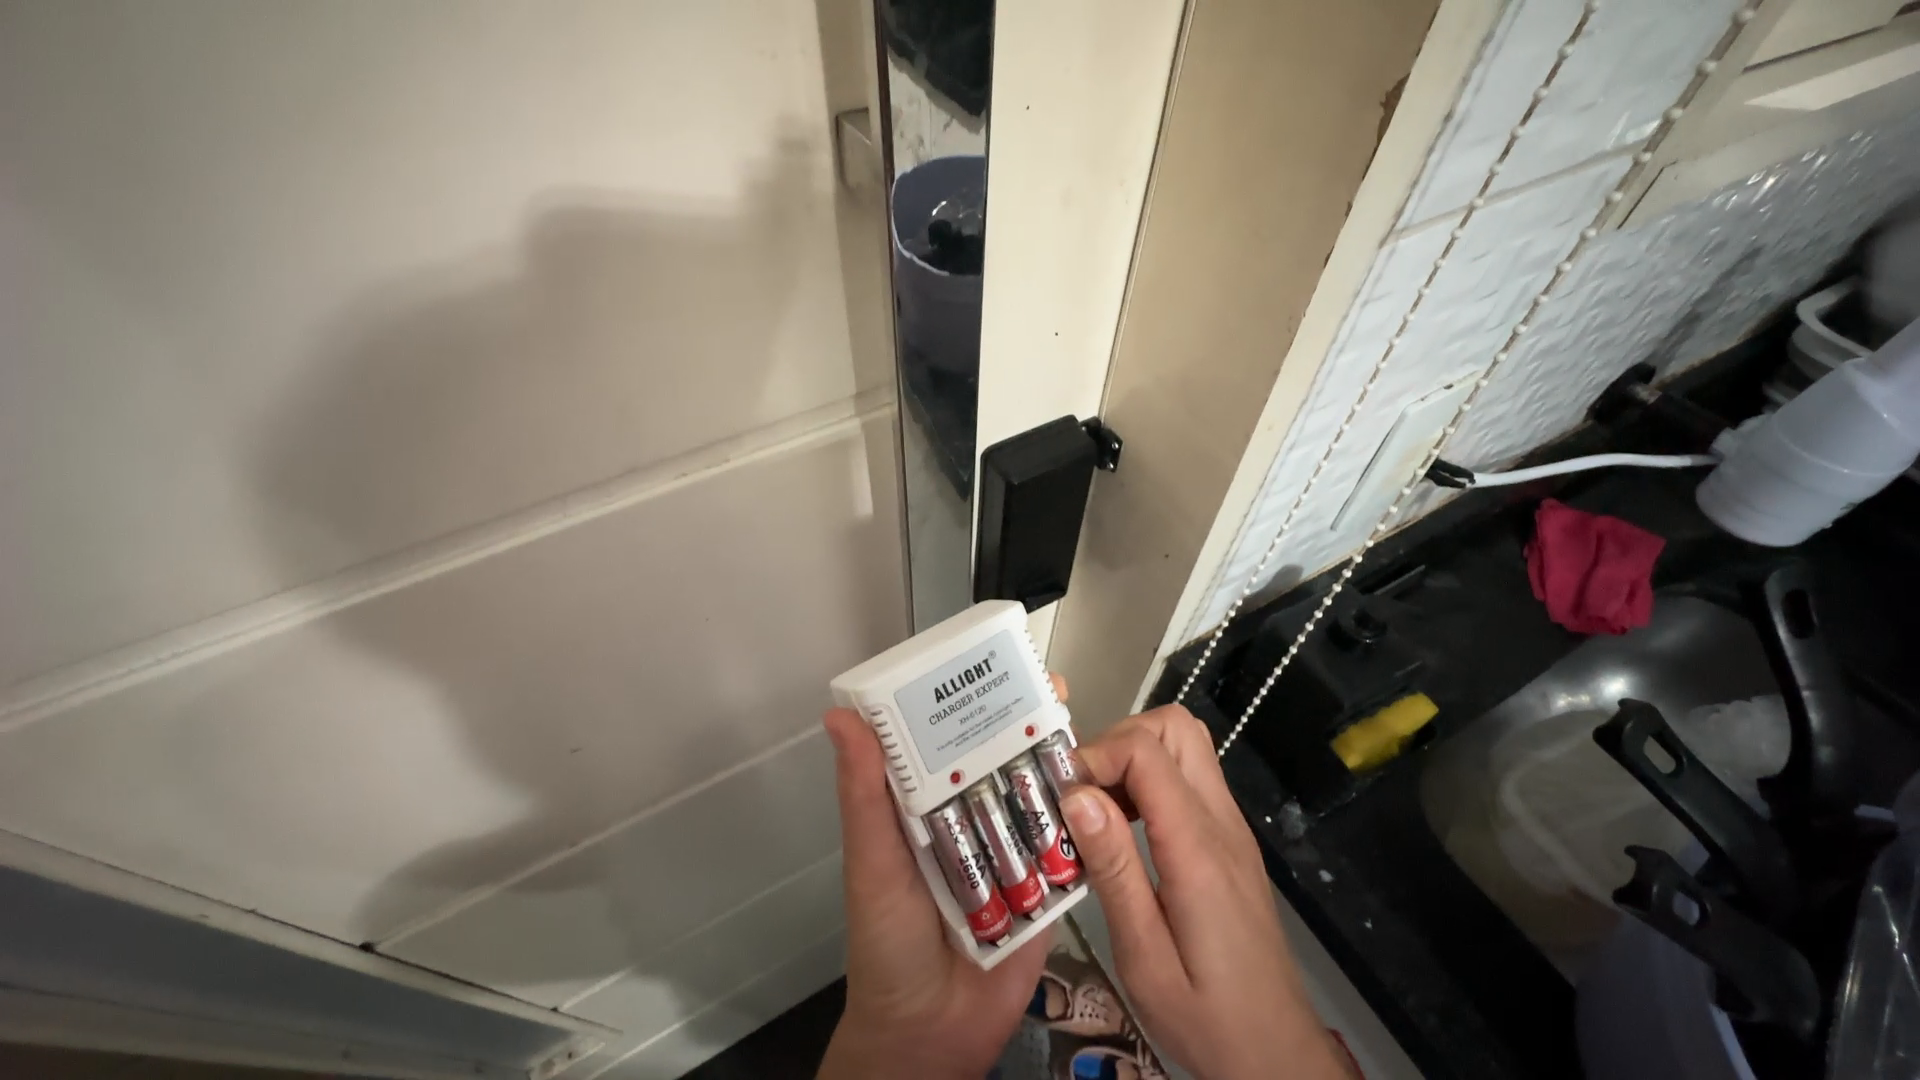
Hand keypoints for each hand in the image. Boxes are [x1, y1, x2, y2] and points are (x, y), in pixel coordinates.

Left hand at [815, 678, 1068, 1077]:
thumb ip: (863, 797)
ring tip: (1092, 733)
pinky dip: (1090, 823)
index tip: (995, 664)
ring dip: (1066, 765)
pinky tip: (1114, 794)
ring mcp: (1015, 851)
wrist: (931, 1034)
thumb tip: (840, 716)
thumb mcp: (871, 865)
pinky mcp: (1049, 888)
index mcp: (929, 805)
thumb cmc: (887, 944)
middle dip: (1030, 722)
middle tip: (1055, 690)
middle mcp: (973, 818)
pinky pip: (1073, 847)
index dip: (972, 700)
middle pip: (1006, 759)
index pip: (951, 739)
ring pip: (1044, 796)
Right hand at [1055, 706, 1348, 1079]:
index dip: (1096, 755)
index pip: (1148, 752)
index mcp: (1197, 848)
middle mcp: (1221, 823)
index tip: (1061, 794)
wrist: (1277, 1054)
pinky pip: (1189, 779)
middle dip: (1118, 740)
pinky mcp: (1229, 842)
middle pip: (1176, 727)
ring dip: (1134, 756)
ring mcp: (1231, 829)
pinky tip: (1121, 828)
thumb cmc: (1205, 1017)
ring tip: (1095, 806)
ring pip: (1186, 745)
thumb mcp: (1144, 956)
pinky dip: (1148, 779)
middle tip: (1080, 789)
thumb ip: (1113, 869)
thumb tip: (1077, 794)